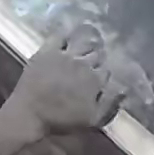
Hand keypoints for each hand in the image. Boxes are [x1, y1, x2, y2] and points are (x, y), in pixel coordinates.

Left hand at [0, 35, 122, 139]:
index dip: (103, 75)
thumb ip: (110, 104)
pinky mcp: (48, 50)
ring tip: (84, 47)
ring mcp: (65, 54)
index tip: (99, 78)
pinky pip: (60, 35)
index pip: (106, 71)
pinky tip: (68, 35)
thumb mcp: (92, 120)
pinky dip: (66, 33)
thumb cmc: (61, 120)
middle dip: (97, 58)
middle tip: (91, 62)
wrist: (29, 114)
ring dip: (86, 43)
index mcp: (95, 80)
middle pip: (97, 54)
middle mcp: (83, 63)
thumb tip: (124, 89)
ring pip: (83, 41)